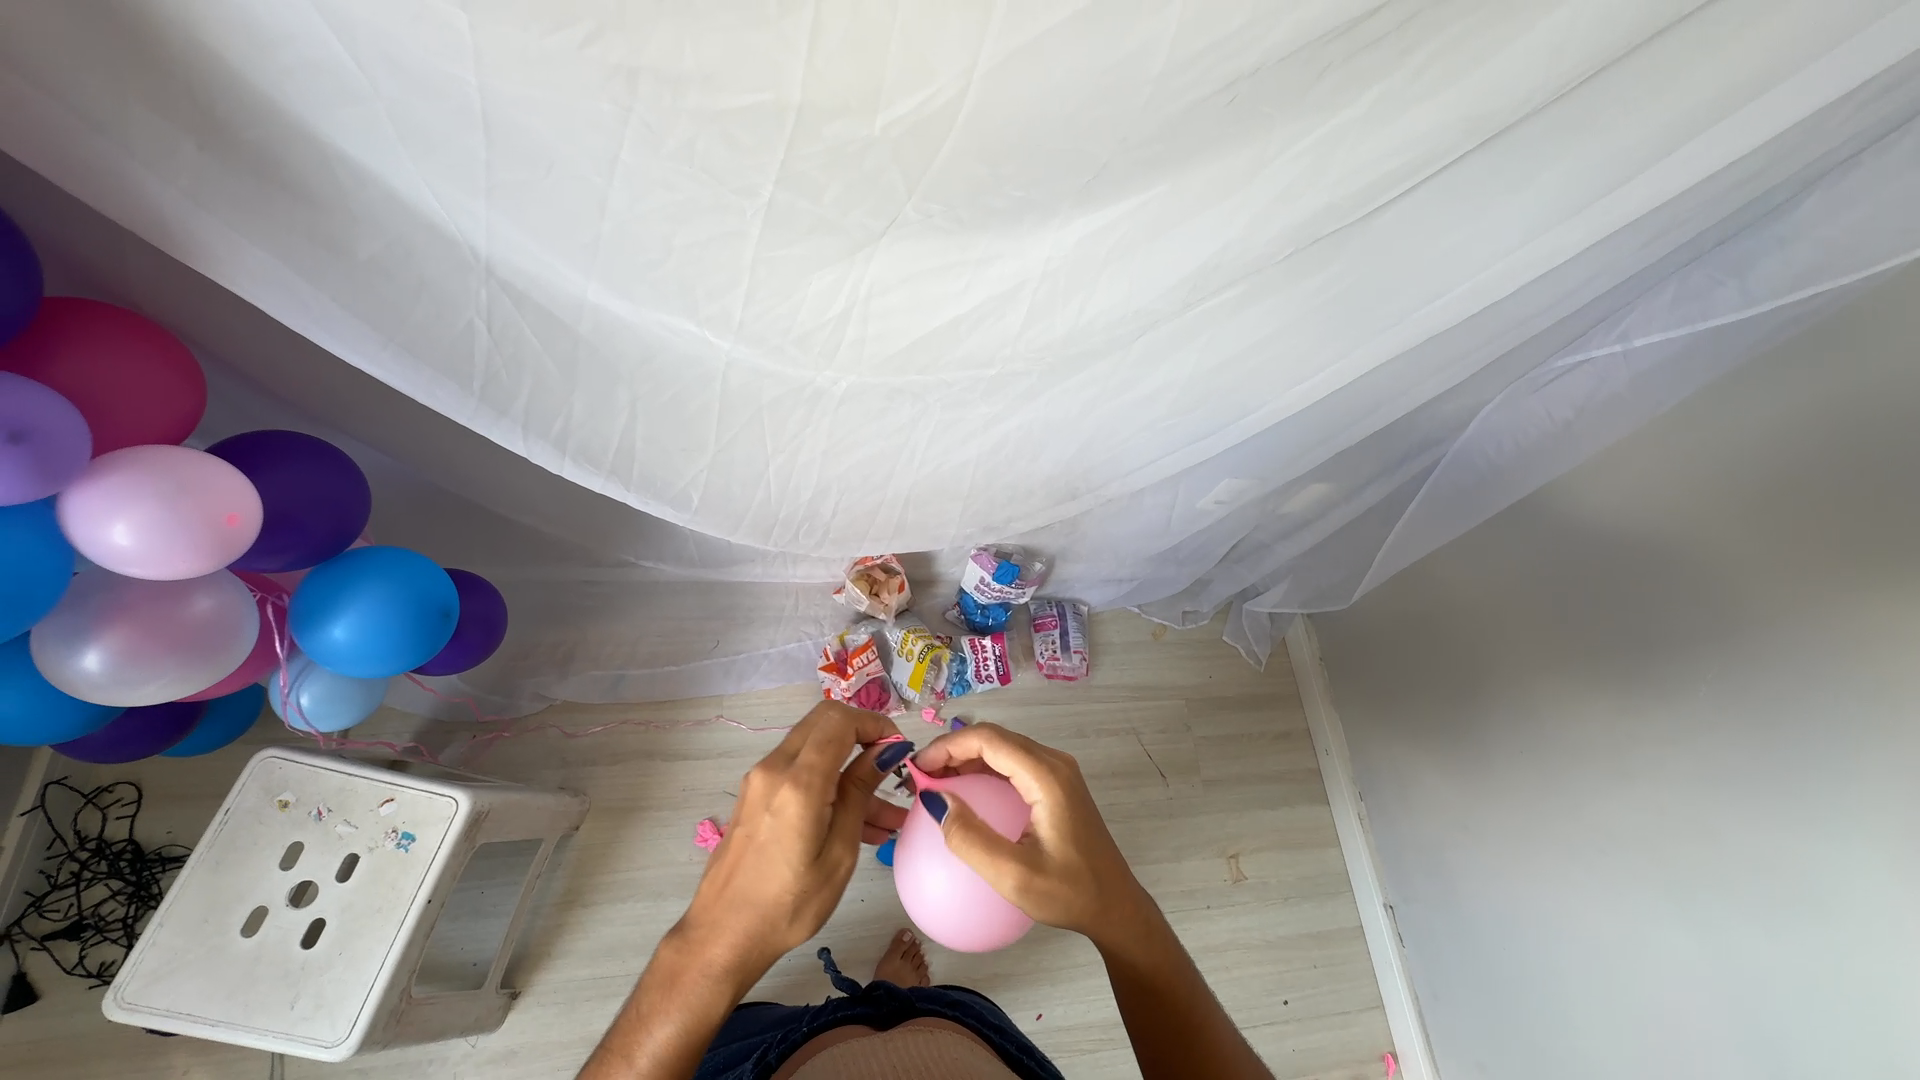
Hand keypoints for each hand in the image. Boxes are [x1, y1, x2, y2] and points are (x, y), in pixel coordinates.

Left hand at [678, 702, 912, 974]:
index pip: (839, 721)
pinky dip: (830, 783)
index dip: (874, 724)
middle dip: (862, 736)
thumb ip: (860, 792)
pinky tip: (860, 824)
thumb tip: (885, 750)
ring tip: (889, 815)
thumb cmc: (789, 904)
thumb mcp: (839, 852)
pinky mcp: (756, 796)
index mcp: (798, 781)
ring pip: (814, 750)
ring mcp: (760, 780)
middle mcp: (774, 768)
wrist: (723, 936)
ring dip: (850, 766)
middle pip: (823, 722)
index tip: (899, 749)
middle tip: (891, 768)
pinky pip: (799, 772)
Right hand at [911, 722, 1150, 945]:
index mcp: (1047, 776)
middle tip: (920, 777)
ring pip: (1003, 748)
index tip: (917, 768)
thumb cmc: (1070, 894)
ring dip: (966, 758)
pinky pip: (1013, 765)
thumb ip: (971, 838)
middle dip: (952, 749)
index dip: (947, 745)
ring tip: (934, 784)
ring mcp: (1058, 773)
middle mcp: (1054, 763)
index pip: (988, 739)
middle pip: (994, 737)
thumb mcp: (1014, 876)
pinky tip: (964, 796)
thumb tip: (935, 801)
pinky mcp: (1057, 786)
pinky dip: (983, 771)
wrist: (1116, 907)